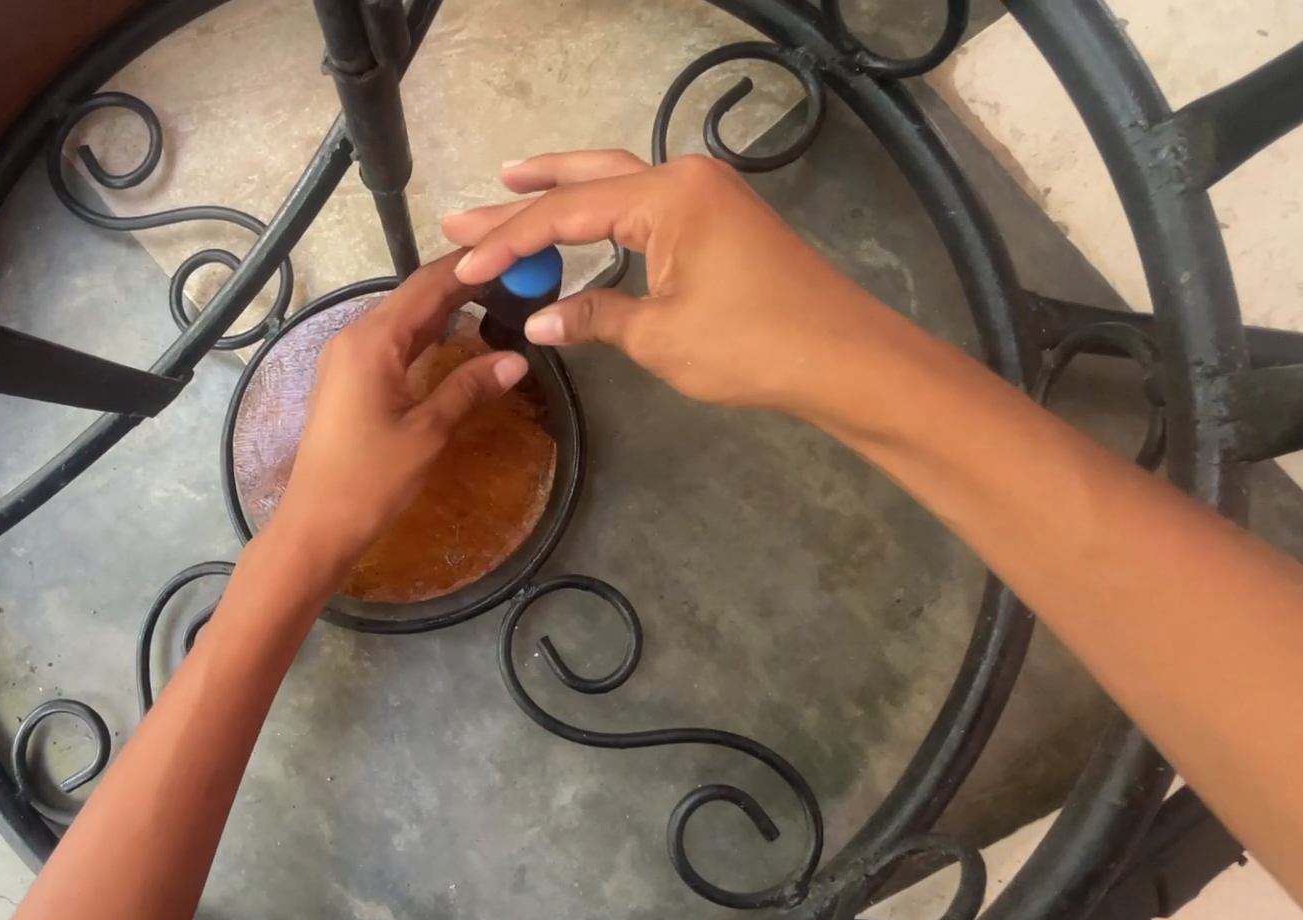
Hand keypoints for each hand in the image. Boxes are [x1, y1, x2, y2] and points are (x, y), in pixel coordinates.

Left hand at [270, 250, 530, 570]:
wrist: (316, 524)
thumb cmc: (369, 480)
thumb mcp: (426, 432)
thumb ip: (468, 388)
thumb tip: (516, 360)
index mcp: (371, 341)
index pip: (426, 286)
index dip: (468, 268)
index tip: (512, 255)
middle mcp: (353, 339)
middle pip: (412, 299)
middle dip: (459, 287)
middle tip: (513, 278)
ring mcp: (345, 361)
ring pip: (400, 323)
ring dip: (441, 313)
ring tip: (492, 301)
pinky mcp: (346, 383)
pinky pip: (389, 347)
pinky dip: (421, 340)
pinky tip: (450, 340)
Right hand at [440, 150, 919, 414]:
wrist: (840, 357)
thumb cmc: (748, 345)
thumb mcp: (657, 335)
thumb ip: (593, 317)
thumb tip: (538, 322)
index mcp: (667, 196)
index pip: (566, 214)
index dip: (508, 242)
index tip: (462, 266)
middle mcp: (682, 178)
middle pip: (584, 181)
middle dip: (521, 199)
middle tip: (463, 213)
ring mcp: (702, 194)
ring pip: (613, 183)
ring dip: (559, 190)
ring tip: (507, 187)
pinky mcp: (714, 218)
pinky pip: (639, 205)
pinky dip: (597, 212)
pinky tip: (575, 219)